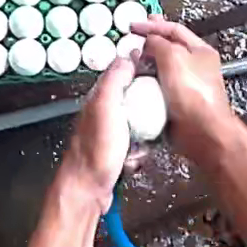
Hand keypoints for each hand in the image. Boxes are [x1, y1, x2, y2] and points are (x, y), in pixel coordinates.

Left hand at [53, 54, 135, 211]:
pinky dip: (139, 154)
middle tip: (150, 123)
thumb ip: (115, 79)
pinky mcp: (117, 152)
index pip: (125, 73)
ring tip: (136, 148)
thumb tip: (128, 56)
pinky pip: (139, 146)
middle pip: (137, 100)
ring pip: (141, 125)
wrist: (87, 190)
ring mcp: (111, 132)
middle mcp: (104, 111)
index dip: (143, 74)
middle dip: (149, 113)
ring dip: (144, 137)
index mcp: (100, 96)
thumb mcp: (107, 106)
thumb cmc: (95, 150)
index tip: (159, 81)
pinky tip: (132, 161)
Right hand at [131, 19, 234, 157]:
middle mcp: (194, 67)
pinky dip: (145, 84)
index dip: (153, 25)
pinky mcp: (176, 102)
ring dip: (145, 65)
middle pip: (168, 48)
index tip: (135, 25)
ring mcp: (185, 85)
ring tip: (130, 62)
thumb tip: (149, 41)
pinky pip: (157, 88)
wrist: (201, 131)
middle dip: (148, 44)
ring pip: (160, 69)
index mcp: (200, 51)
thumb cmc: (195, 95)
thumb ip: (158, 43)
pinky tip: (135, 84)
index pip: (174, 29)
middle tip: (131, 40)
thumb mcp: (173, 57)